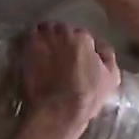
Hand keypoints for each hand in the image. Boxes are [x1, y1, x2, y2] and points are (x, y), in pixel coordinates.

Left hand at [19, 21, 118, 138]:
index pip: (82, 34)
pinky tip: (33, 51)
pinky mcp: (26, 50)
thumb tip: (100, 45)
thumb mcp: (111, 77)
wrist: (57, 110)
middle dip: (61, 37)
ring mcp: (43, 40)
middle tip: (61, 51)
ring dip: (45, 35)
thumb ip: (107, 55)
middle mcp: (62, 34)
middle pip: (61, 29)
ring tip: (46, 48)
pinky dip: (31, 41)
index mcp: (82, 38)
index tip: (78, 55)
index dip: (80, 45)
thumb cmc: (87, 96)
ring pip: (44, 29)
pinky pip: (29, 37)